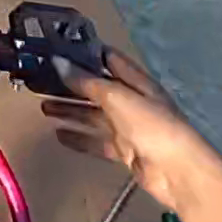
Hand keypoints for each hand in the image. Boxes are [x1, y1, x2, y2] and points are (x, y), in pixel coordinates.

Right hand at [42, 50, 221, 213]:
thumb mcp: (116, 96)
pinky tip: (58, 134)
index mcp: (135, 82)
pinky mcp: (125, 152)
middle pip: (96, 88)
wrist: (180, 175)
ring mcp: (128, 128)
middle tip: (40, 79)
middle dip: (70, 84)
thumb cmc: (152, 125)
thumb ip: (86, 80)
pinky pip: (96, 141)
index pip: (108, 59)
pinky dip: (78, 138)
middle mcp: (131, 101)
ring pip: (92, 114)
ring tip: (43, 106)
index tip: (57, 46)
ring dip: (69, 110)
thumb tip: (57, 61)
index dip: (85, 52)